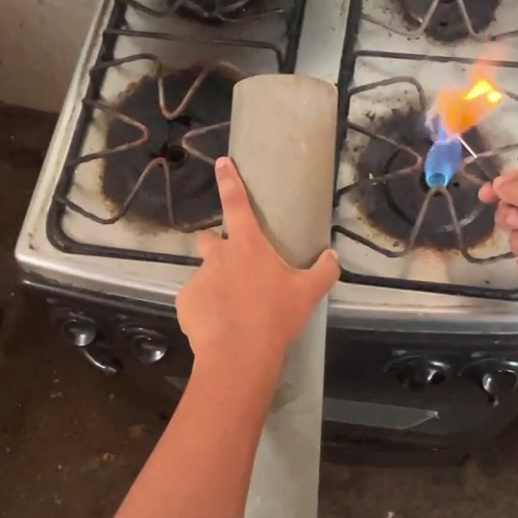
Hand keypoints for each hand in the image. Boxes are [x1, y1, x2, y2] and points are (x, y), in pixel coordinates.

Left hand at [177, 157, 340, 377]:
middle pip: (209, 238)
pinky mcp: (185, 302)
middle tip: (233, 266)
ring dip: (214, 283)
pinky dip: (204, 309)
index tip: (222, 162)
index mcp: (248, 245)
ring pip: (204, 273)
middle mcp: (218, 255)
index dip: (230, 180)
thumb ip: (323, 272)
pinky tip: (218, 326)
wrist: (239, 355)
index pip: (236, 202)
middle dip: (216, 245)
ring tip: (230, 309)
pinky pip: (194, 300)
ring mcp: (198, 279)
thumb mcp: (308, 294)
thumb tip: (333, 257)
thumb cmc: (275, 317)